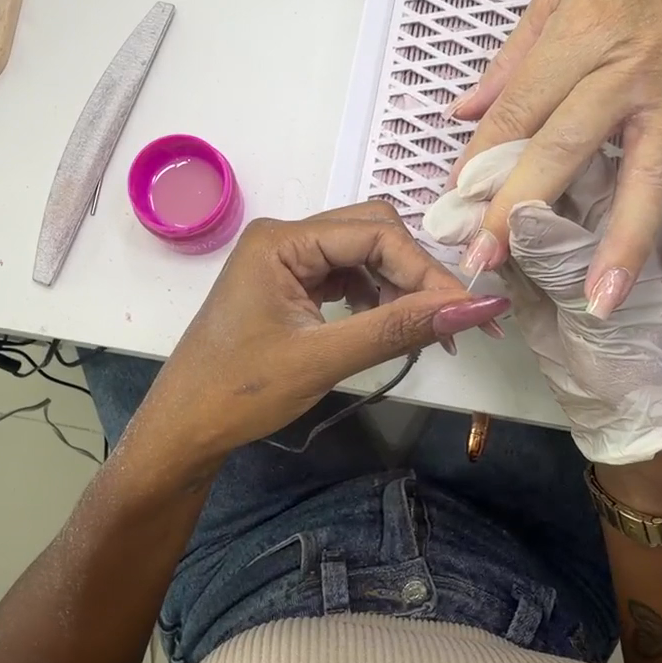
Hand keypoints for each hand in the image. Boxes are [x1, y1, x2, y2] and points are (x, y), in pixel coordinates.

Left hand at [129, 201, 507, 460]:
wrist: (184, 429)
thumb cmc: (240, 393)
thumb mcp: (323, 359)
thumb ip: (399, 328)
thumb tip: (478, 309)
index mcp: (282, 239)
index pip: (375, 234)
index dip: (426, 272)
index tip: (467, 313)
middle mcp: (285, 237)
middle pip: (372, 235)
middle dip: (416, 276)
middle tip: (453, 322)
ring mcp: (286, 261)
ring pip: (362, 256)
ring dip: (399, 289)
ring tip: (428, 332)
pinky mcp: (289, 285)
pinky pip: (346, 277)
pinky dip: (375, 299)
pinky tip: (390, 327)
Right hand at [428, 141, 661, 464]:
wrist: (624, 410)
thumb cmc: (635, 357)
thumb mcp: (605, 305)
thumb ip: (563, 256)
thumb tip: (521, 209)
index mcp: (623, 212)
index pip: (576, 164)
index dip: (532, 159)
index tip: (489, 164)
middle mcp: (588, 220)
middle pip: (537, 179)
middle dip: (497, 181)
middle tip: (459, 190)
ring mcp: (555, 246)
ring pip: (514, 211)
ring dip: (483, 210)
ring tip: (451, 212)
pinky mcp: (530, 274)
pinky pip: (500, 246)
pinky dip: (478, 242)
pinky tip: (457, 237)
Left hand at [448, 0, 661, 319]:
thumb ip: (508, 65)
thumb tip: (463, 116)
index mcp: (578, 38)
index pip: (517, 113)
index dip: (481, 165)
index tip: (456, 213)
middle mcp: (626, 71)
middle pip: (568, 149)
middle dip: (526, 212)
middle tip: (494, 265)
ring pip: (653, 176)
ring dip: (627, 244)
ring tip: (602, 301)